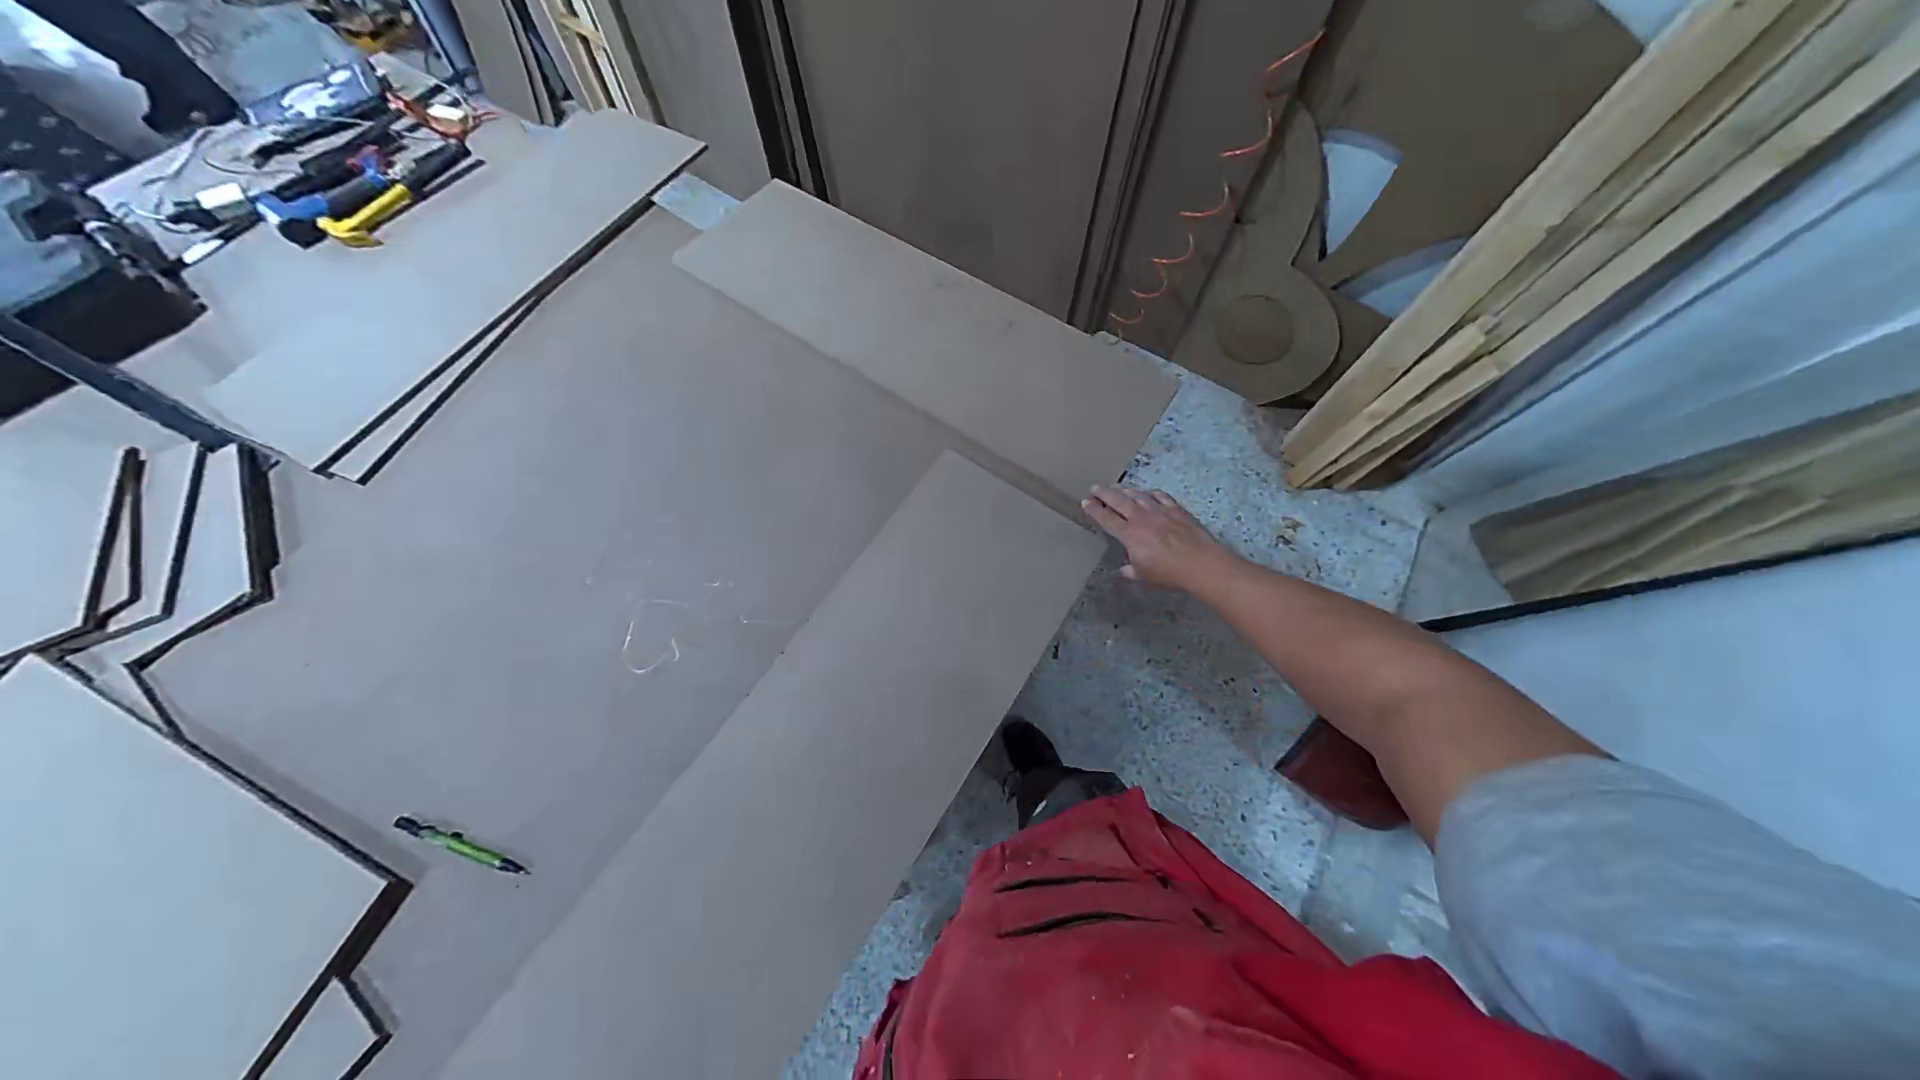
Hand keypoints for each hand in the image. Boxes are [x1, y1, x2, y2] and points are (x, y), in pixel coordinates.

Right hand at [1082, 485, 1235, 590]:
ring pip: (1138, 495)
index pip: (1106, 518)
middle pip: (1118, 500)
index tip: (1085, 502)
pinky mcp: (1176, 509)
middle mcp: (1141, 518)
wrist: (1200, 563)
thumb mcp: (1144, 575)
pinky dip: (1151, 493)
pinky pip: (1160, 496)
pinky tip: (1148, 493)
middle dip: (1105, 493)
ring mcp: (1160, 511)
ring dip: (1125, 490)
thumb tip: (1124, 569)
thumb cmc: (1168, 572)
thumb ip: (1131, 570)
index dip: (1094, 510)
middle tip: (1095, 487)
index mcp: (1129, 534)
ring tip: (1117, 487)